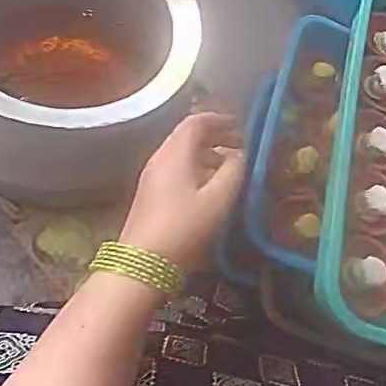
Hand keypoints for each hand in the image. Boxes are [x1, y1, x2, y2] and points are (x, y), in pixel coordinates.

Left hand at [118, 112, 246, 269]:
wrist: (142, 266)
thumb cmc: (184, 229)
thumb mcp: (218, 200)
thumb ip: (233, 171)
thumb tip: (240, 155)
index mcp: (175, 153)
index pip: (197, 121)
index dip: (221, 120)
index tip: (242, 126)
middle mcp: (160, 159)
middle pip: (188, 136)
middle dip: (216, 137)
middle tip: (242, 148)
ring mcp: (152, 178)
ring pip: (182, 155)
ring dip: (208, 156)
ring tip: (232, 169)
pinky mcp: (150, 196)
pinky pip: (176, 171)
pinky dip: (197, 170)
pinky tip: (211, 189)